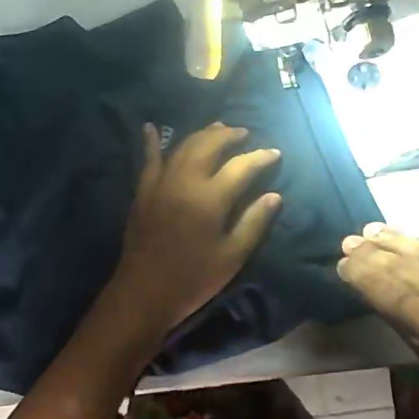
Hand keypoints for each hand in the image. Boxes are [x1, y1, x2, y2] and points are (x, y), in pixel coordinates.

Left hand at [103, 122, 282, 339]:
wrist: (144, 291)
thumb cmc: (193, 278)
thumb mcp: (231, 256)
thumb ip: (254, 223)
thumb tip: (274, 196)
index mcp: (210, 197)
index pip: (241, 167)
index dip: (260, 157)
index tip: (275, 153)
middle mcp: (185, 181)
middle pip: (209, 145)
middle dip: (229, 135)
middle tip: (244, 133)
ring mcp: (160, 183)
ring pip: (183, 147)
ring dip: (202, 134)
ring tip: (217, 129)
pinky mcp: (143, 191)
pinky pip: (148, 159)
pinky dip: (151, 142)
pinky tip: (151, 127)